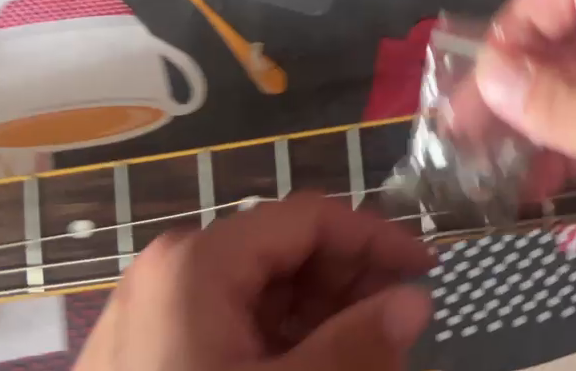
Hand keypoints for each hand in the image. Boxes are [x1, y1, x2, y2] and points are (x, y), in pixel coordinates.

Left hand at [73, 195, 433, 370]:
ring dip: (320, 314)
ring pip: (263, 289)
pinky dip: (281, 341)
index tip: (427, 271)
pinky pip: (232, 323)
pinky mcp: (148, 351)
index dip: (377, 239)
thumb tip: (418, 301)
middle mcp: (174, 268)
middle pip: (287, 251)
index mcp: (200, 261)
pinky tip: (312, 365)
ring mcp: (155, 309)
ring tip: (362, 353)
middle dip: (349, 283)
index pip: (312, 219)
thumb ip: (357, 347)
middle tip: (397, 321)